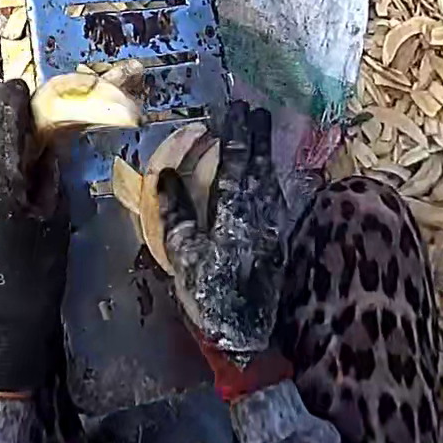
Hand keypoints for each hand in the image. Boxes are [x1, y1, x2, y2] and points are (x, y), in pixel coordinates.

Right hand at [158, 101, 287, 362]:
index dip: (235, 136)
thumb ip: (175, 210)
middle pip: (258, 166)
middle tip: (255, 111)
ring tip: (261, 134)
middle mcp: (258, 214)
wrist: (242, 331)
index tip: (235, 111)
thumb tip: (165, 174)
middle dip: (256, 137)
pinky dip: (269, 177)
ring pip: (270, 180)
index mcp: (233, 213)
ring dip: (265, 154)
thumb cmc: (206, 290)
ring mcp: (271, 227)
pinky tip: (266, 175)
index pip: (235, 164)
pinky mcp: (276, 240)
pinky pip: (274, 197)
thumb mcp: (181, 251)